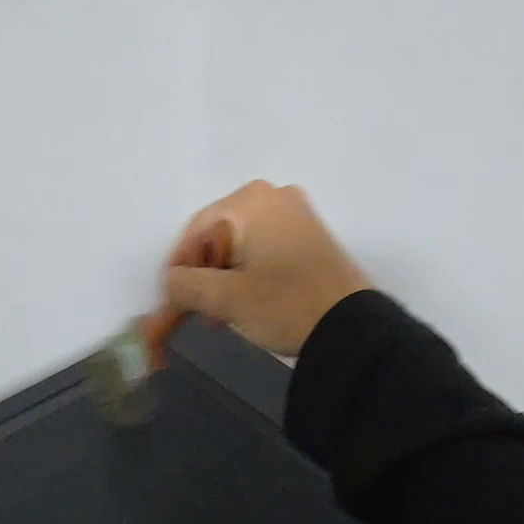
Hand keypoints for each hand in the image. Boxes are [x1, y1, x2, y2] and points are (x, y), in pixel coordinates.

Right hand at [139, 181, 370, 359]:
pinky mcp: (312, 237)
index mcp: (251, 200)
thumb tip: (170, 283)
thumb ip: (186, 287)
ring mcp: (298, 214)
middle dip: (204, 277)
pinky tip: (249, 303)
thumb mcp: (227, 300)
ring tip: (223, 317)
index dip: (178, 271)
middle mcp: (274, 196)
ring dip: (225, 280)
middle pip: (218, 237)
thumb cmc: (285, 306)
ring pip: (241, 245)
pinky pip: (265, 249)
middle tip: (201, 316)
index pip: (195, 233)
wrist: (353, 327)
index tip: (170, 304)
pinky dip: (250, 274)